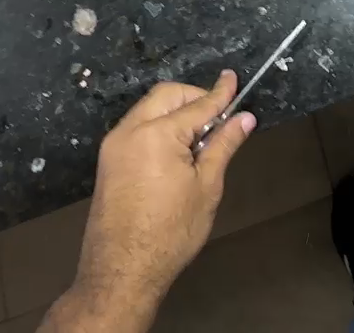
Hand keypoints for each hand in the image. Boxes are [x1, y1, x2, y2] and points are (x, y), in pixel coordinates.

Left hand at [48, 71, 255, 330]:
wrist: (119, 276)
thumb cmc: (170, 233)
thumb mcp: (206, 187)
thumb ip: (223, 145)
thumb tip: (245, 117)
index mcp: (157, 135)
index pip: (197, 104)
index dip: (220, 92)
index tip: (233, 78)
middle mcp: (130, 131)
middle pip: (167, 95)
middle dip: (194, 97)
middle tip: (219, 115)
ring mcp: (114, 146)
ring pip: (150, 108)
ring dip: (176, 110)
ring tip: (200, 135)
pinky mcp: (108, 161)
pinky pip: (137, 126)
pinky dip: (159, 124)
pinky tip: (176, 148)